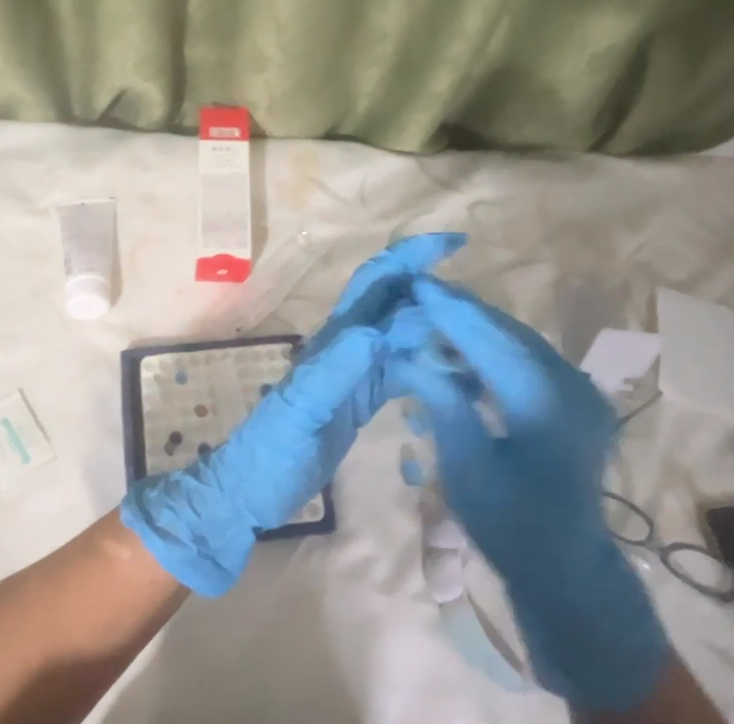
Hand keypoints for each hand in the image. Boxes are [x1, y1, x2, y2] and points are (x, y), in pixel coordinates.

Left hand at [121, 234, 463, 595]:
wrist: (250, 492)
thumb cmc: (270, 451)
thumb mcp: (301, 411)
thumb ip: (334, 372)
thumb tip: (374, 331)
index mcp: (332, 341)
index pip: (375, 284)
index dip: (409, 258)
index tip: (454, 243)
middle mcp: (346, 348)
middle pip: (394, 305)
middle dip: (434, 291)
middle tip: (484, 303)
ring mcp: (354, 375)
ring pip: (402, 336)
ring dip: (437, 328)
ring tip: (481, 335)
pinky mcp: (361, 402)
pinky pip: (401, 371)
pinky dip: (430, 367)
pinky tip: (457, 376)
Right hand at [393, 276, 668, 712]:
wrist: (566, 569)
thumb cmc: (509, 524)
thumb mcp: (464, 463)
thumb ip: (440, 399)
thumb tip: (405, 352)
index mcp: (545, 400)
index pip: (488, 338)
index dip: (448, 309)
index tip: (414, 283)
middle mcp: (572, 385)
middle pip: (507, 332)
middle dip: (461, 312)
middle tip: (417, 294)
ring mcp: (580, 392)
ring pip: (518, 343)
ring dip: (474, 332)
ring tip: (430, 322)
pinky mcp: (577, 402)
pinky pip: (528, 362)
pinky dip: (492, 354)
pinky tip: (460, 358)